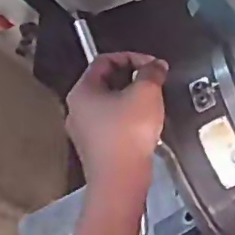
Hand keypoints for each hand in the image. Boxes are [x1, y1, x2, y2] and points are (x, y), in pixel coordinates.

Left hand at [65, 52, 169, 182]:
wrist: (121, 177)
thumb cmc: (127, 133)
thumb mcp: (146, 92)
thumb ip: (152, 72)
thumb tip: (156, 66)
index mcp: (82, 91)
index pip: (104, 60)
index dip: (131, 56)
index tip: (151, 64)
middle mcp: (77, 110)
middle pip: (106, 81)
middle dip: (133, 76)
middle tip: (154, 80)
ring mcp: (85, 130)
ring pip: (110, 102)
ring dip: (132, 96)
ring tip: (153, 100)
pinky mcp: (97, 146)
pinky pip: (113, 122)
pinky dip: (130, 116)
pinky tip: (146, 122)